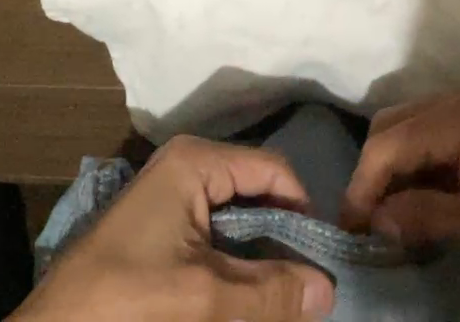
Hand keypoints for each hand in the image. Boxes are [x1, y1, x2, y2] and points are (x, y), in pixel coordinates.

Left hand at [12, 137, 335, 321]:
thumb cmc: (130, 298)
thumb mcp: (206, 298)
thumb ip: (271, 293)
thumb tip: (329, 289)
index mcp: (196, 161)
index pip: (274, 170)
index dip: (304, 212)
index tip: (325, 261)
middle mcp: (187, 164)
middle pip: (257, 191)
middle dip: (284, 238)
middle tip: (308, 285)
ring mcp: (173, 192)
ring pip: (239, 217)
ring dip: (261, 256)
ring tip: (281, 296)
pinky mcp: (163, 222)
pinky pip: (216, 232)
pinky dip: (236, 263)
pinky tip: (245, 296)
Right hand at [341, 89, 459, 321]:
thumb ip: (421, 214)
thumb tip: (375, 217)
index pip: (388, 141)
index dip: (363, 184)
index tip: (348, 226)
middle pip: (397, 125)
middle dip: (376, 171)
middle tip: (366, 220)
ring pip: (417, 130)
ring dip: (399, 169)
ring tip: (390, 217)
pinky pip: (443, 139)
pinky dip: (426, 168)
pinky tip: (423, 202)